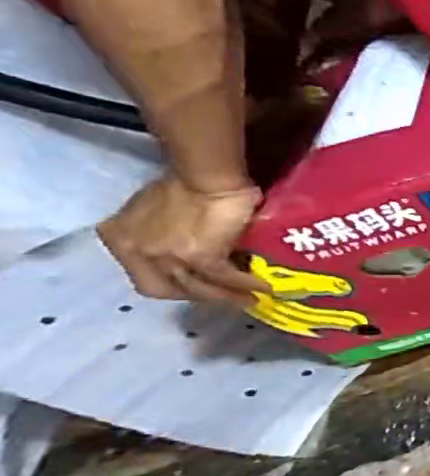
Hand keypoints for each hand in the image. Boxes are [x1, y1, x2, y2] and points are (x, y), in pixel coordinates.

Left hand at [97, 173, 265, 302]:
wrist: (206, 177)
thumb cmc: (185, 185)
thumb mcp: (157, 210)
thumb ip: (161, 232)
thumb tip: (188, 246)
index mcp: (120, 238)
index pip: (143, 275)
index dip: (173, 284)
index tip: (198, 285)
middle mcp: (137, 252)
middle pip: (165, 288)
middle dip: (197, 296)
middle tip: (224, 296)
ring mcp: (167, 257)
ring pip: (196, 288)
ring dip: (225, 295)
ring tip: (251, 297)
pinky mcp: (200, 257)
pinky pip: (225, 278)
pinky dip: (246, 285)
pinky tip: (263, 288)